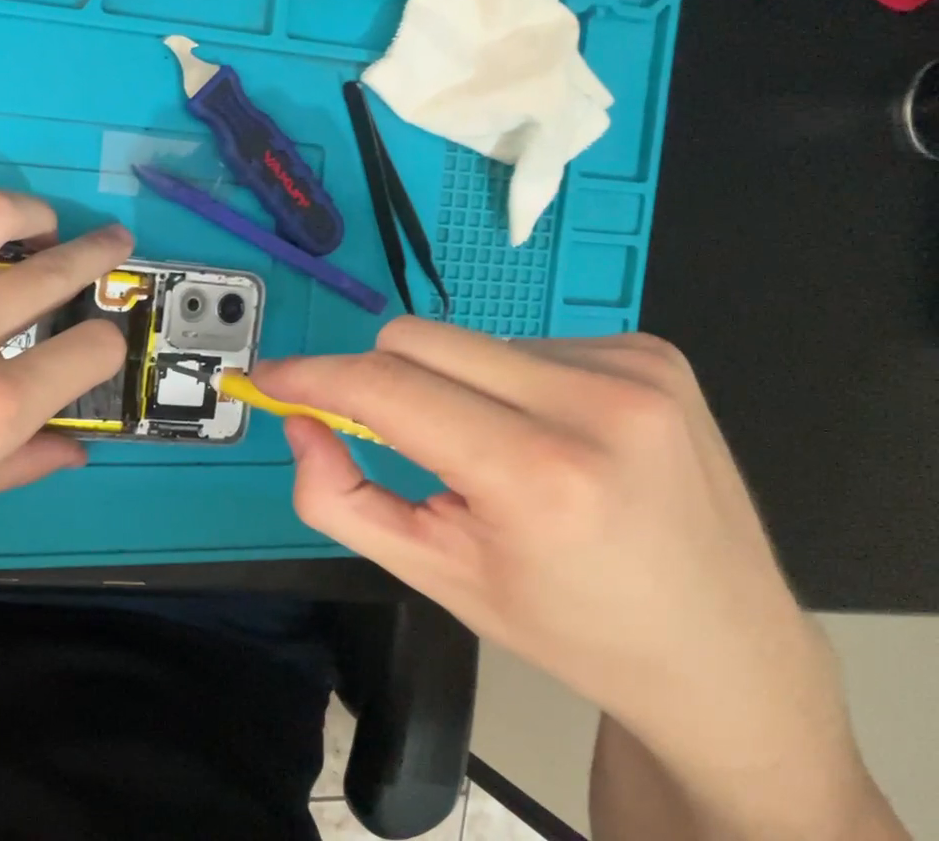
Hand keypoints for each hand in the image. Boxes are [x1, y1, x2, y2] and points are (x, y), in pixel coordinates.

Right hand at [252, 321, 849, 771]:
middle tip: (377, 434)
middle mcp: (595, 403)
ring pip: (466, 340)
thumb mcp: (430, 575)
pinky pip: (522, 343)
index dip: (312, 375)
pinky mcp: (655, 354)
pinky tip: (539, 435)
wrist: (720, 650)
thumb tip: (299, 422)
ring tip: (481, 450)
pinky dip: (501, 382)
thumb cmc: (563, 624)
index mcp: (537, 476)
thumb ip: (337, 497)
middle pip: (415, 340)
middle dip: (374, 379)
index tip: (269, 379)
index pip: (385, 387)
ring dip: (443, 383)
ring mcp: (636, 369)